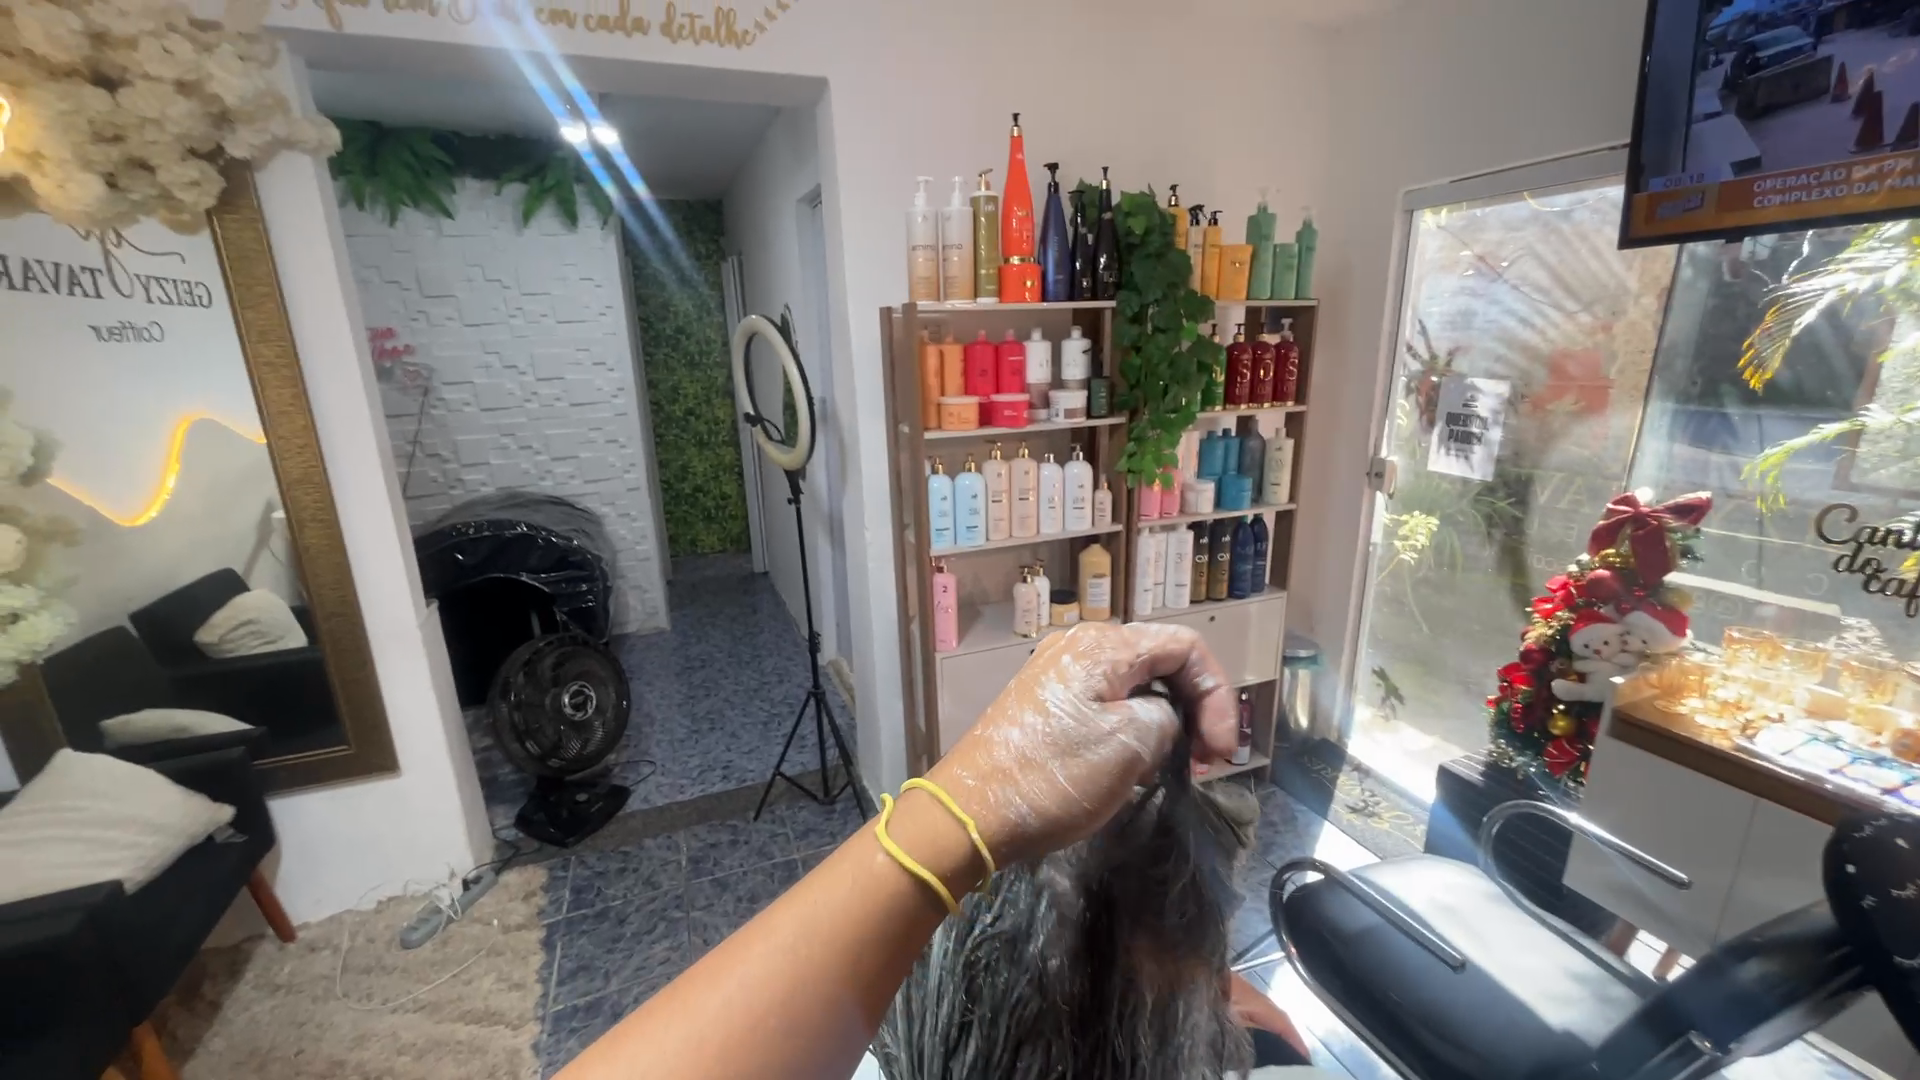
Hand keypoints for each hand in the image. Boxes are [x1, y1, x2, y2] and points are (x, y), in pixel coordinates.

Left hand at [924, 621, 1236, 865]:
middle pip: (1162, 662)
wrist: (972, 811)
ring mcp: (1060, 672)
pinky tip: (1133, 766)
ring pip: (1136, 685)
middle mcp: (1081, 645)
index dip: (1217, 694)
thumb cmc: (1053, 776)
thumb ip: (1168, 716)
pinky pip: (1108, 702)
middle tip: (1202, 763)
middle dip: (1193, 709)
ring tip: (1168, 769)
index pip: (1186, 646)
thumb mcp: (1130, 745)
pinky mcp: (1049, 701)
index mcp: (1103, 645)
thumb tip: (1164, 718)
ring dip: (1164, 723)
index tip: (1221, 752)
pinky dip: (1133, 728)